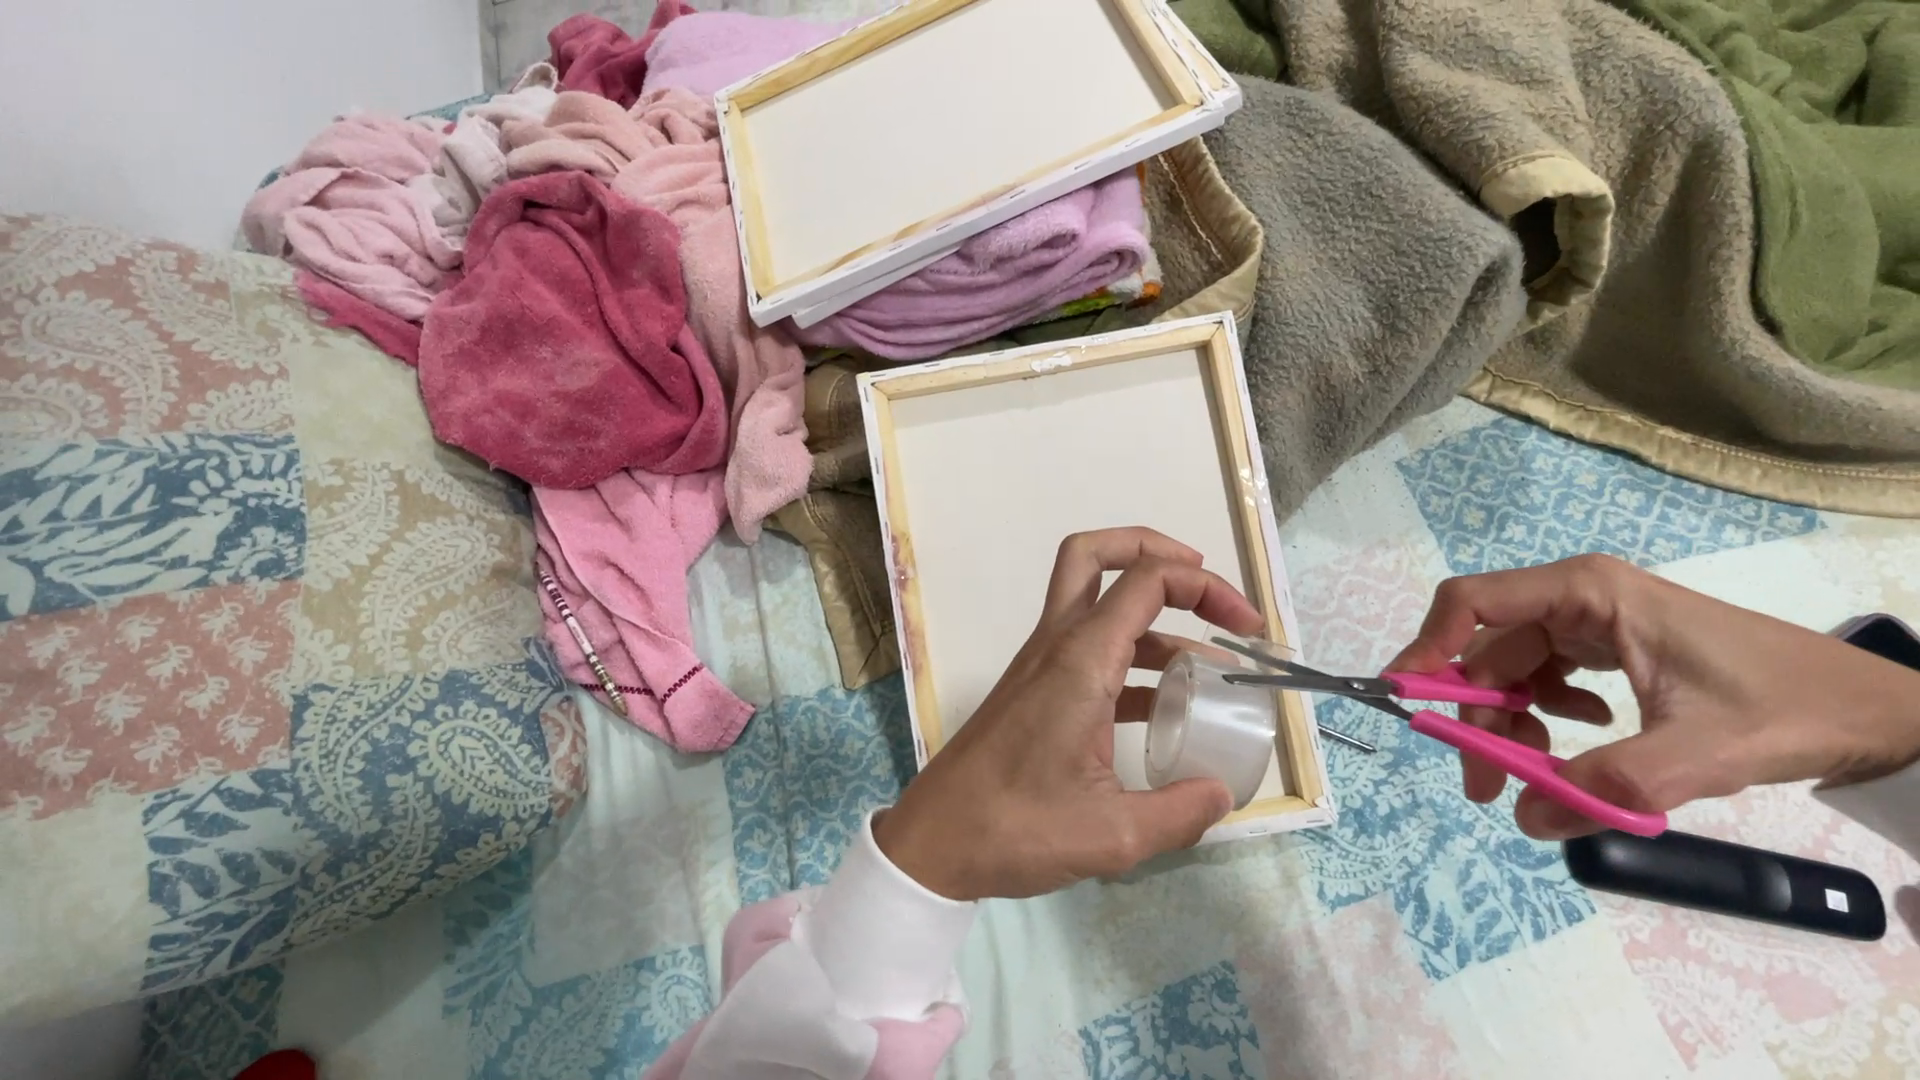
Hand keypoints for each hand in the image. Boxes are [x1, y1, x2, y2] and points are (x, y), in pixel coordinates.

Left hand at [872, 527, 1265, 900]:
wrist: (934, 842)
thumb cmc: (1014, 830)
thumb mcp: (1110, 835)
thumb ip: (1178, 814)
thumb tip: (1224, 794)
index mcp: (1079, 661)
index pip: (1146, 580)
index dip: (1206, 585)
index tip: (1248, 628)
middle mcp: (1057, 646)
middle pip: (1096, 556)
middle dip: (1157, 554)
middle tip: (1210, 594)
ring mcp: (1042, 665)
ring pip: (1095, 603)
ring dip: (1154, 618)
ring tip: (1213, 666)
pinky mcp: (1036, 690)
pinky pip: (1091, 652)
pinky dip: (1133, 660)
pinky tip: (1167, 706)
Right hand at [1389, 555, 1919, 839]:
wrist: (1877, 712)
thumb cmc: (1790, 706)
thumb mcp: (1702, 751)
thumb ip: (1610, 786)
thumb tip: (1525, 816)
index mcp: (1585, 593)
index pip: (1470, 602)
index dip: (1427, 646)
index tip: (1405, 701)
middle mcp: (1574, 598)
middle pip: (1487, 650)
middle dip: (1477, 714)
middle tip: (1484, 784)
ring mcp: (1589, 622)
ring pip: (1511, 671)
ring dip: (1512, 724)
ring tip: (1542, 775)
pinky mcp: (1604, 647)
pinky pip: (1543, 680)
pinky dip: (1546, 717)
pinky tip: (1584, 738)